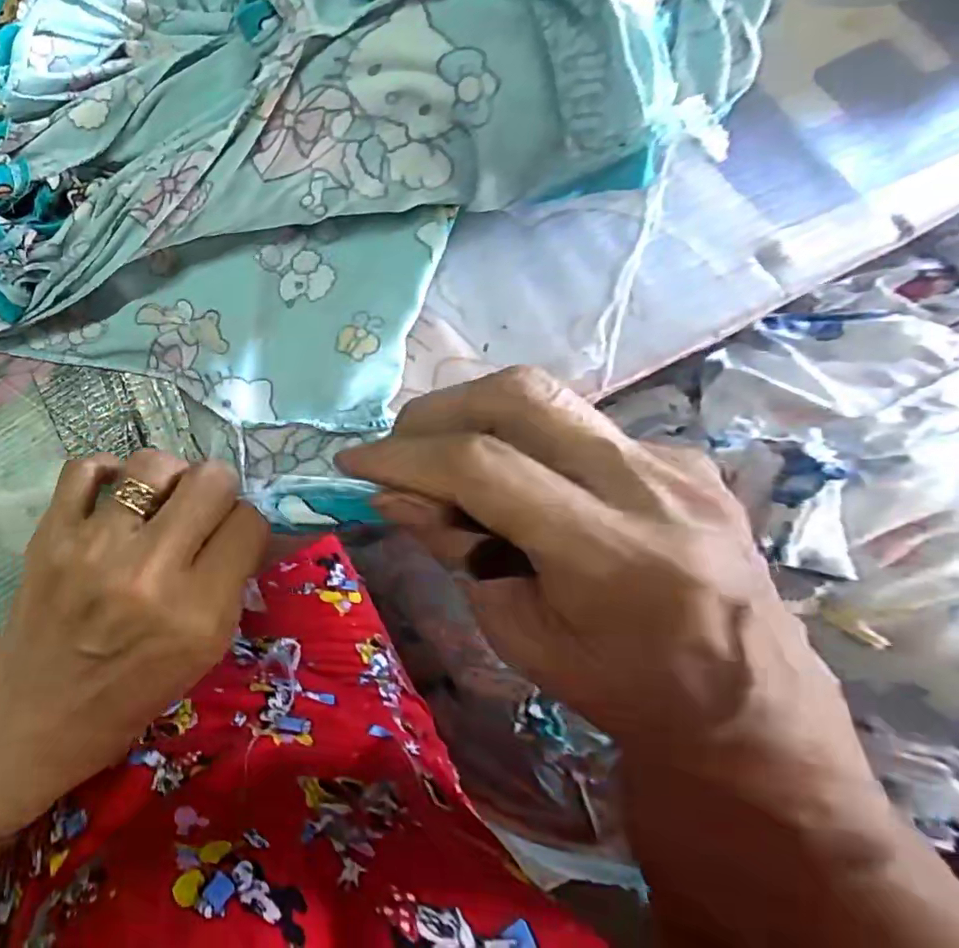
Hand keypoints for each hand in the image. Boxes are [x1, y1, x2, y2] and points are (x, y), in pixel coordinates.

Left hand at [0, 451, 266, 836]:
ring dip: (165, 475)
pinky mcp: (51, 532)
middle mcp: (150, 571)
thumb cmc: (125, 696)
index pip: (248, 524)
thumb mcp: (198, 655)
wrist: (36, 708)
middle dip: (214, 487)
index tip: (229, 531)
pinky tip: (111, 489)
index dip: (243, 523)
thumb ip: (225, 587)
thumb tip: (243, 526)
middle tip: (198, 504)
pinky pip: (84, 468)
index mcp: (198, 614)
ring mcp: (95, 546)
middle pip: (208, 482)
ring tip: (156, 495)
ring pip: (151, 464)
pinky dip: (104, 470)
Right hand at [335, 367, 872, 788]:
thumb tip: (388, 495)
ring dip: (469, 415)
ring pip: (545, 397)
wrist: (756, 711)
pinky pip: (572, 423)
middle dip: (434, 413)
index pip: (481, 466)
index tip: (351, 464)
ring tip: (438, 458)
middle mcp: (652, 490)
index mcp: (613, 552)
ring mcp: (675, 466)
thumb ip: (452, 550)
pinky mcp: (680, 460)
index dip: (402, 456)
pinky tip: (511, 482)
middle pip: (518, 398)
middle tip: (396, 449)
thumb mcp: (514, 631)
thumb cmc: (622, 688)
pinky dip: (516, 438)